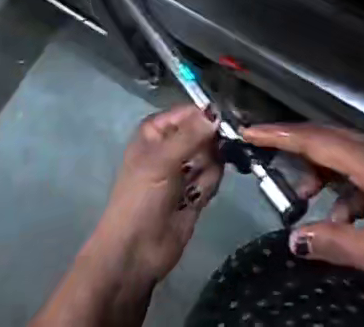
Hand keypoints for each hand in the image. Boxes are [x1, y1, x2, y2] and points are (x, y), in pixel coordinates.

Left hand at [32, 105, 220, 326]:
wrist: (138, 249)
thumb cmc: (142, 196)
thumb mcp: (162, 160)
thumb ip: (190, 136)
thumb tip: (215, 115)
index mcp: (157, 130)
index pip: (189, 113)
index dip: (207, 117)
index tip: (225, 125)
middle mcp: (171, 144)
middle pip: (204, 132)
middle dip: (211, 145)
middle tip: (207, 159)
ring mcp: (184, 168)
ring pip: (212, 155)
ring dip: (209, 168)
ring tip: (194, 186)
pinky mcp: (196, 191)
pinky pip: (213, 177)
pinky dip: (209, 184)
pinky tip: (197, 197)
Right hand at [243, 123, 363, 326]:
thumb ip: (337, 242)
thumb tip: (294, 238)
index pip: (315, 139)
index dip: (278, 135)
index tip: (247, 132)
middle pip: (329, 141)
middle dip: (297, 154)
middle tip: (267, 169)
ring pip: (347, 158)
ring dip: (324, 178)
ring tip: (310, 209)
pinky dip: (347, 193)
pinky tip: (346, 225)